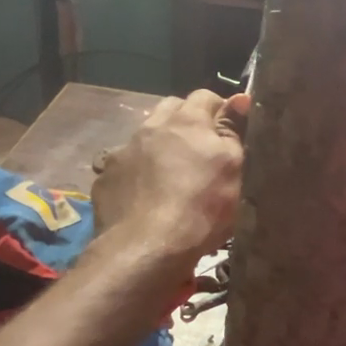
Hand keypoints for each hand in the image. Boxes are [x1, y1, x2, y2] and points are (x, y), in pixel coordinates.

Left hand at [92, 90, 248, 260]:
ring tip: (171, 175)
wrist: (146, 248)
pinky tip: (146, 196)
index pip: (205, 96)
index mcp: (187, 121)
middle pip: (171, 108)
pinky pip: (124, 165)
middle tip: (200, 150)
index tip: (229, 132)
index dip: (219, 110)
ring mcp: (123, 151)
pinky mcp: (105, 178)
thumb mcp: (233, 168)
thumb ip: (233, 130)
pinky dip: (137, 172)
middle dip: (186, 121)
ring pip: (145, 136)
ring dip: (159, 145)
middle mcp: (152, 127)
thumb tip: (240, 97)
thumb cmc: (202, 206)